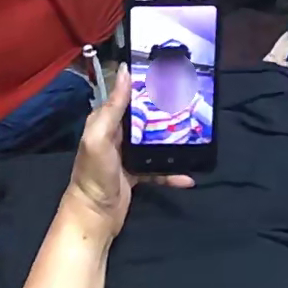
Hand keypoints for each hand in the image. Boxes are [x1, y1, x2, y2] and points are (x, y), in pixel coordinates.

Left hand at [61, 65, 192, 245]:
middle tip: (189, 100)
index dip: (145, 83)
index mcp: (106, 120)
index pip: (127, 95)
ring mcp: (128, 154)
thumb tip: (125, 70)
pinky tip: (187, 176)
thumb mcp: (100, 137)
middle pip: (145, 116)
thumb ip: (113, 107)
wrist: (94, 217)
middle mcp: (117, 133)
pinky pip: (159, 168)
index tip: (168, 72)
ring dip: (172, 139)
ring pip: (155, 140)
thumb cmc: (94, 174)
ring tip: (194, 134)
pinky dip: (172, 172)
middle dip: (165, 109)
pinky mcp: (137, 172)